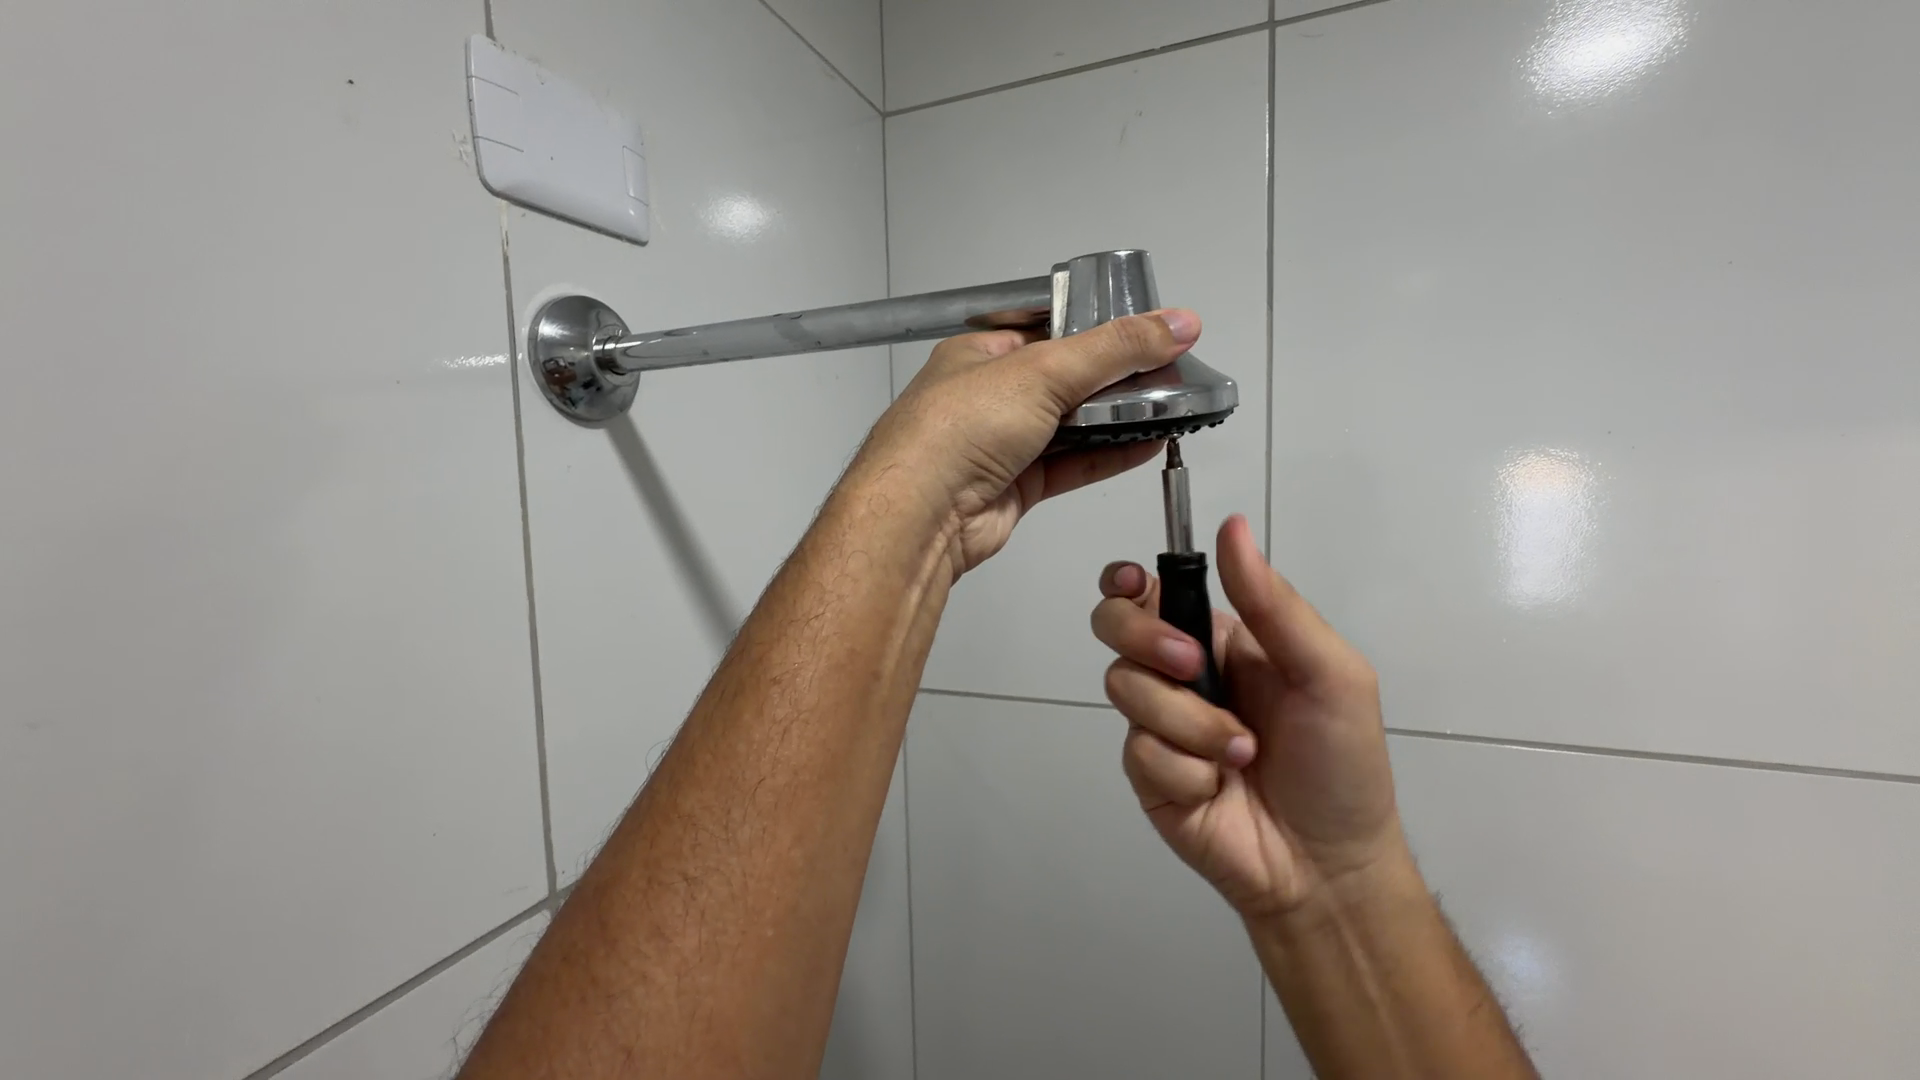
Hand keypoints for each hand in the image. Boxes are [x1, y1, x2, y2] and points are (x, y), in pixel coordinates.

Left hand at [847, 309, 1201, 575]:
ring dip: (1117, 418)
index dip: (1098, 330)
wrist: (921, 516)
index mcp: (980, 355)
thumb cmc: (955, 431)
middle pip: (1064, 380)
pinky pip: (1070, 464)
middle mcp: (988, 398)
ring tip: (1171, 406)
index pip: (1048, 331)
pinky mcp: (1015, 486)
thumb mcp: (1042, 370)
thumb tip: (1175, 323)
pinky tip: (1146, 443)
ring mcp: (1001, 445)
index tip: (1147, 331)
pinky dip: (1108, 454)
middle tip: (1169, 371)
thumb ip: (1113, 350)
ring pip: (1070, 425)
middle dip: (1114, 379)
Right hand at [1091, 514, 1408, 920]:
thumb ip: (1274, 605)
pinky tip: (1218, 790)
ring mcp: (1157, 724)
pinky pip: (1141, 752)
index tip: (1131, 584)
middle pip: (1114, 627)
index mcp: (1218, 639)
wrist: (1328, 865)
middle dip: (1144, 639)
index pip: (1151, 591)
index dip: (1125, 581)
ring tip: (1241, 755)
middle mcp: (1178, 673)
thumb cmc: (1342, 760)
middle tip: (1190, 665)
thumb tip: (1232, 524)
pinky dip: (1185, 770)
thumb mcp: (1330, 673)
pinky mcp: (1146, 773)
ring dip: (1189, 722)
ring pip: (1127, 689)